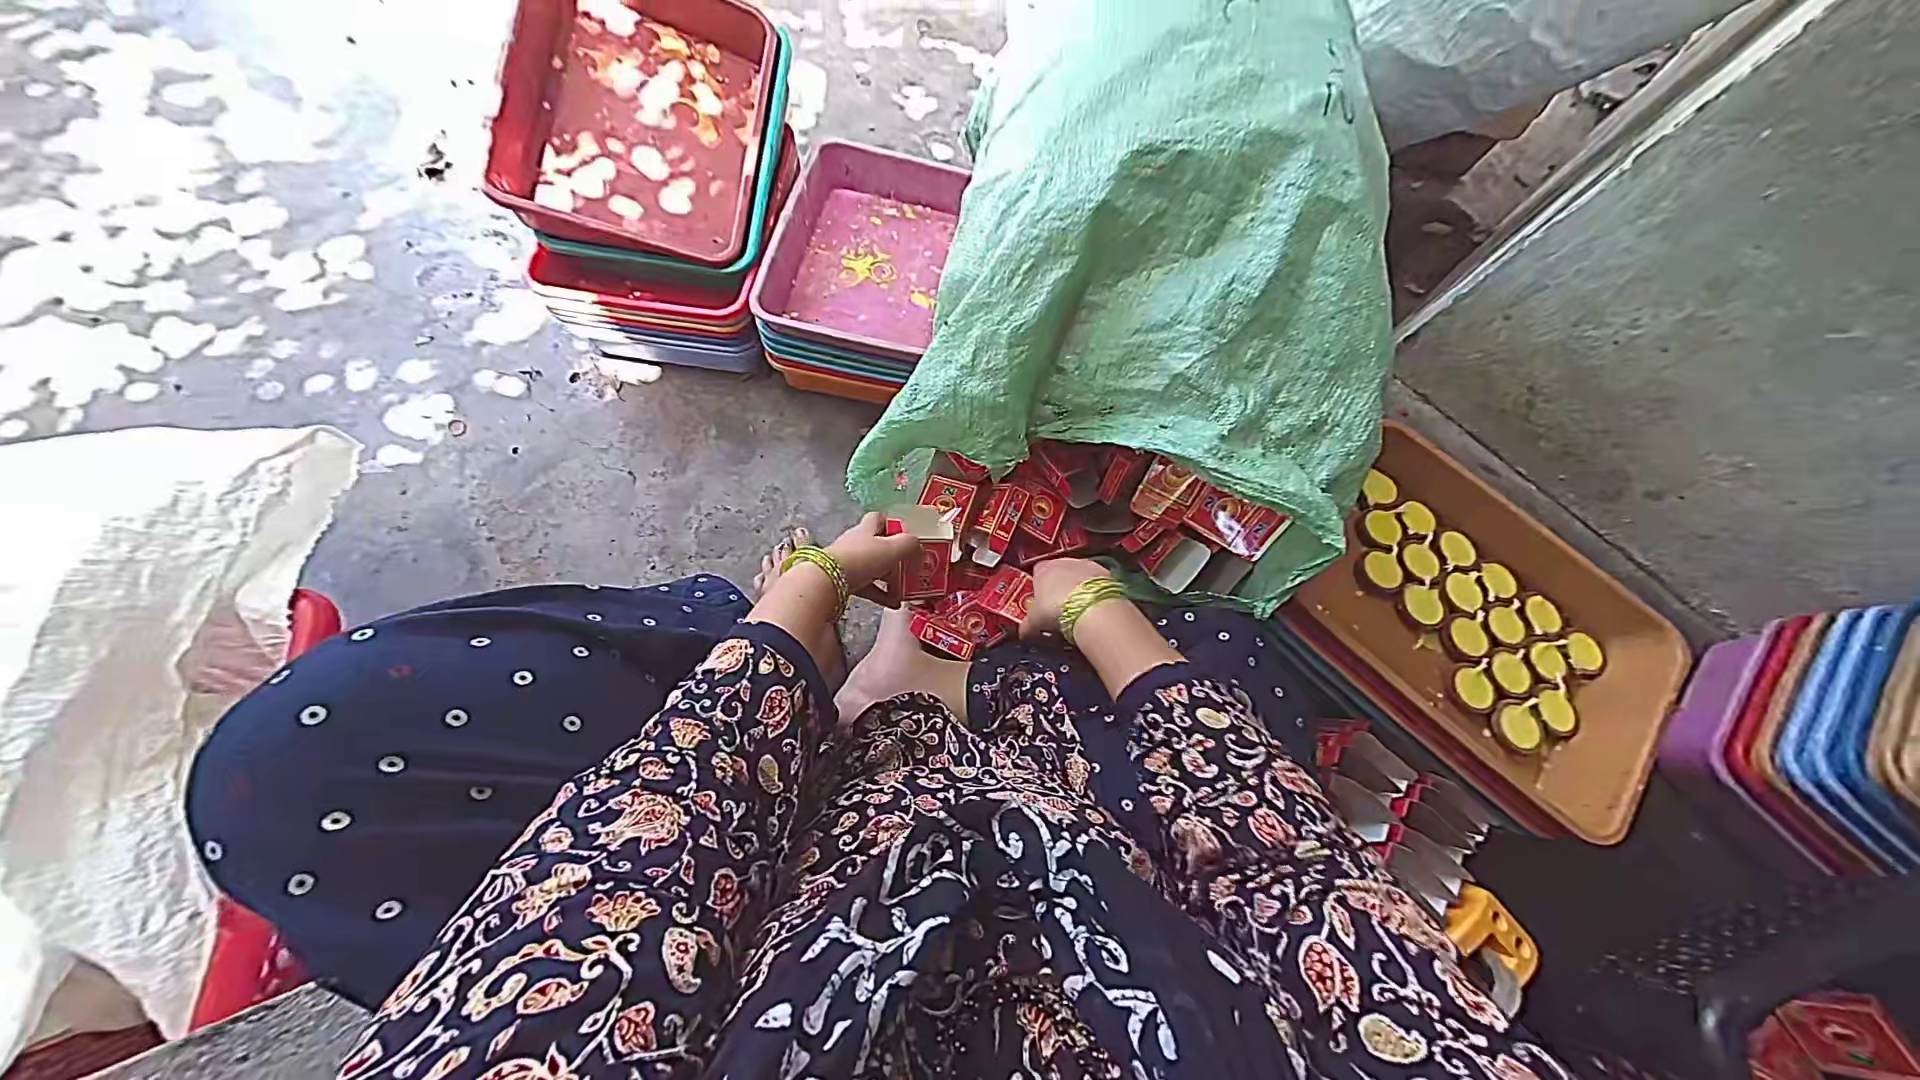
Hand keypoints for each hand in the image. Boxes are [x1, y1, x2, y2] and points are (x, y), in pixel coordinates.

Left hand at [824, 512, 922, 606]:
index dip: (894, 524)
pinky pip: (867, 586)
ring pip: (874, 568)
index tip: (907, 535)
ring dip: (890, 577)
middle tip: (910, 566)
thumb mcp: (893, 548)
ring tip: (905, 588)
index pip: (880, 519)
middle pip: (878, 545)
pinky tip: (894, 603)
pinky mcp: (843, 582)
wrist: (829, 582)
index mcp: (867, 529)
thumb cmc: (862, 559)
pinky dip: (882, 594)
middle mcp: (856, 542)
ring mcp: (848, 563)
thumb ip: (910, 545)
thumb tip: (919, 547)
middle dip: (896, 556)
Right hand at [1022, 557, 1112, 638]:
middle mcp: (1063, 562)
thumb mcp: (1034, 621)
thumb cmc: (1055, 609)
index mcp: (1043, 569)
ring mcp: (1086, 564)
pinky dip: (1095, 592)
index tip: (1041, 601)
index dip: (1038, 586)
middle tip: (1060, 608)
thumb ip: (1027, 625)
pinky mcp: (1105, 572)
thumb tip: (1023, 633)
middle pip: (1059, 571)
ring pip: (1079, 574)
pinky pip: (1097, 581)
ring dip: (1079, 587)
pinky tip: (1094, 606)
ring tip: (1079, 609)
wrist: (1091, 609)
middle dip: (1060, 586)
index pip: (1037, 572)